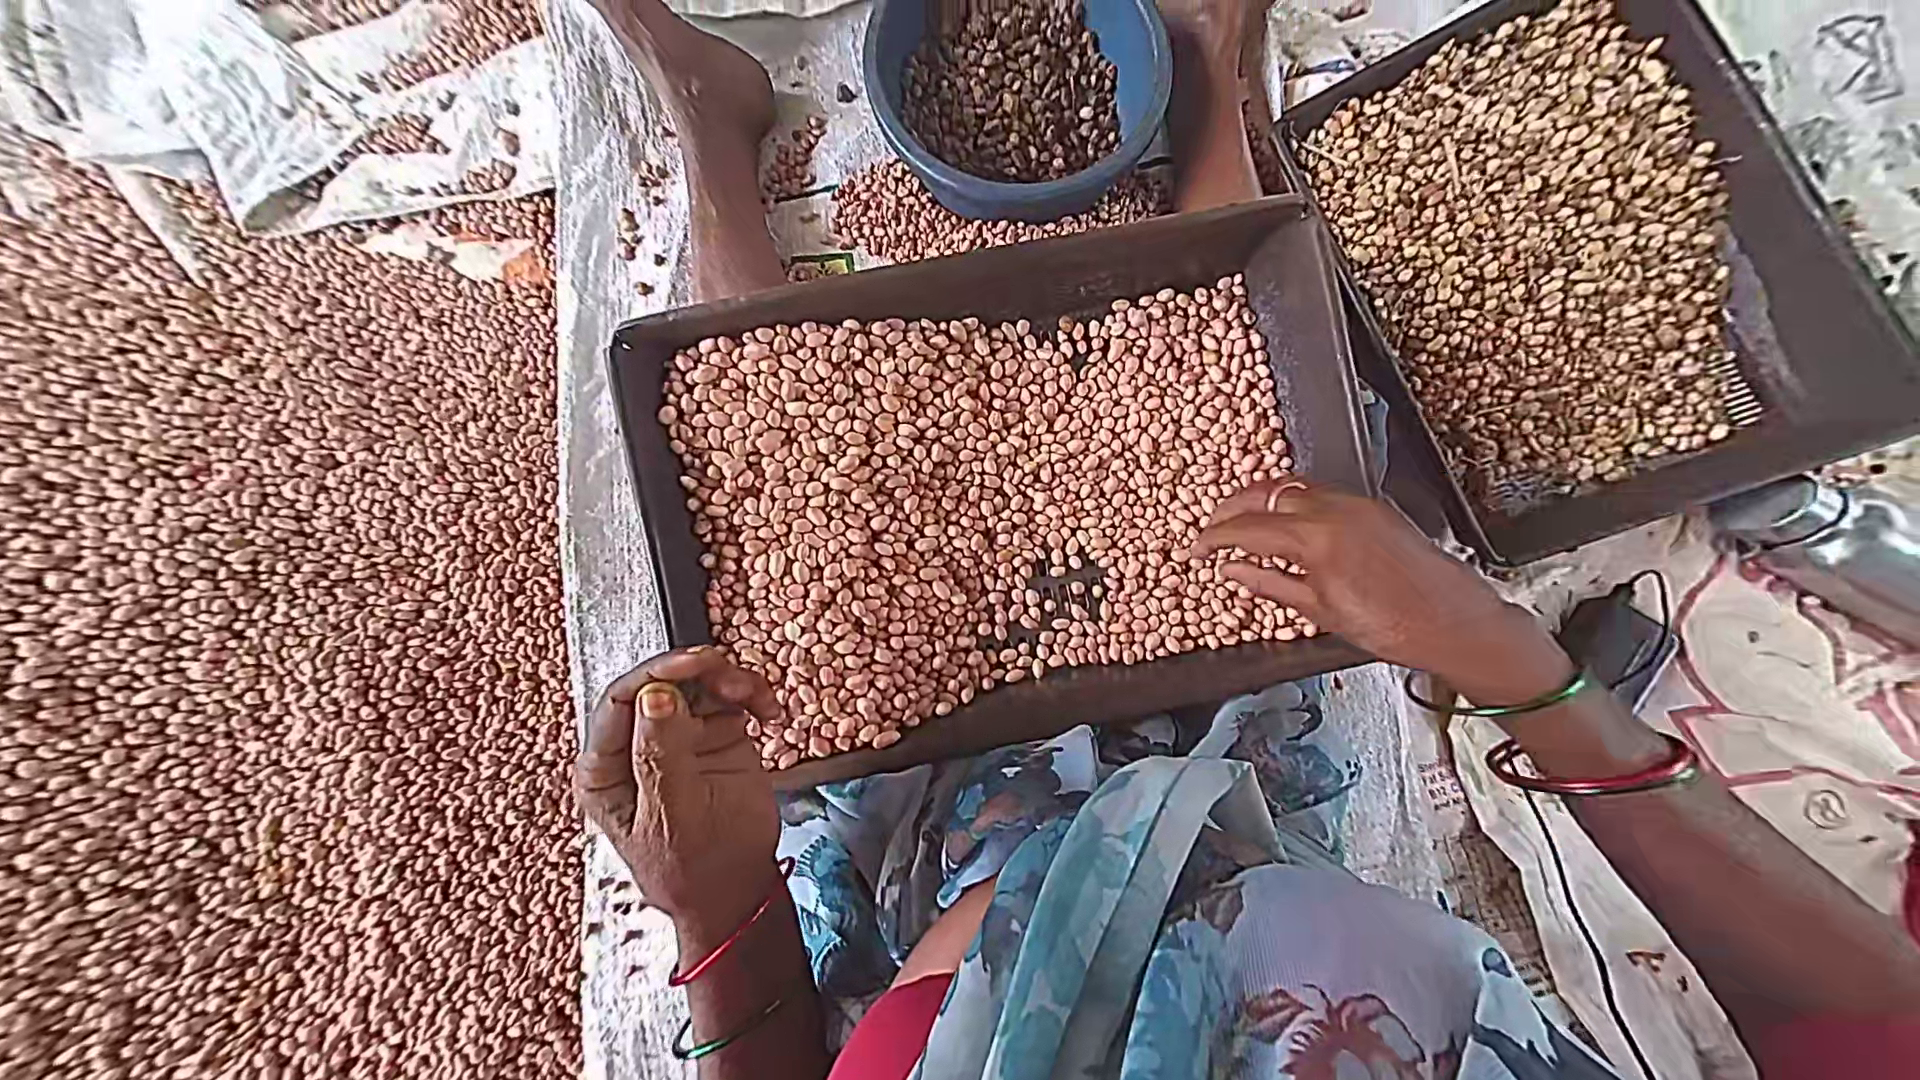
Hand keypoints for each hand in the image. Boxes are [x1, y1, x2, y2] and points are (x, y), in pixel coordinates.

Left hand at [575, 646, 784, 930]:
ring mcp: (680, 734)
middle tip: (733, 679)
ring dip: (732, 680)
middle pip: (664, 682)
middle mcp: (640, 743)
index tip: (695, 662)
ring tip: (756, 699)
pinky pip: (732, 696)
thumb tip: (653, 696)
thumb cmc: (695, 867)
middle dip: (701, 672)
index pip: (620, 700)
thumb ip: (662, 756)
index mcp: (608, 768)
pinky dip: (753, 695)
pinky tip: (768, 712)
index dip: (657, 672)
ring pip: (700, 682)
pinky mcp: (716, 732)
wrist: (738, 888)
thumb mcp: (674, 816)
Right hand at [1190, 478, 1574, 704]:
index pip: (1246, 529)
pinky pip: (1317, 491)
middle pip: (1263, 494)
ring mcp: (1355, 504)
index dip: (1214, 538)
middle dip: (1229, 510)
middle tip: (1211, 529)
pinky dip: (1288, 500)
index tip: (1197, 549)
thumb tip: (1233, 569)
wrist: (1460, 623)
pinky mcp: (1372, 507)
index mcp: (1314, 540)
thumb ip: (1268, 584)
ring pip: (1290, 486)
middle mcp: (1333, 510)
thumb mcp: (1318, 611)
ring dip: (1258, 499)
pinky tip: (1281, 519)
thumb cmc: (1395, 626)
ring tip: (1240, 521)